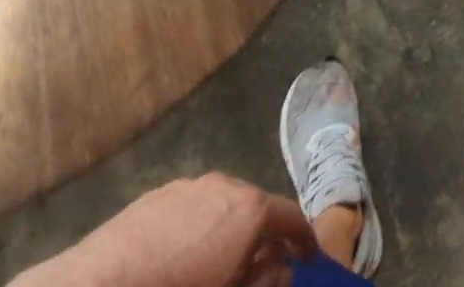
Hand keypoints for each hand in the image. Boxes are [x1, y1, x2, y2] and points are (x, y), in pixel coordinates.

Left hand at [10, 174, 317, 286]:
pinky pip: (192, 209)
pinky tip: (182, 258)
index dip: (305, 240)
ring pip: (222, 206)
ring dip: (230, 231)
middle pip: (257, 208)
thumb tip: (279, 269)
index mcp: (250, 210)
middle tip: (264, 268)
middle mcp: (224, 186)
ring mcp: (187, 187)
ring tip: (219, 264)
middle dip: (264, 236)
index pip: (293, 218)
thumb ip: (266, 282)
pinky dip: (200, 228)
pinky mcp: (154, 196)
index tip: (309, 258)